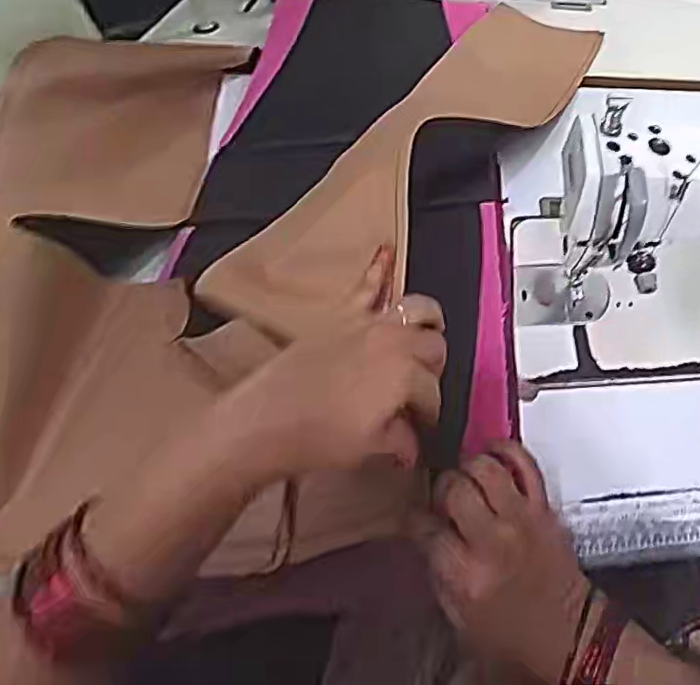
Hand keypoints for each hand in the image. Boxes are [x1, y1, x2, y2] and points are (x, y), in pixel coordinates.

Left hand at [213, 247, 446, 480]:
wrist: (264, 420)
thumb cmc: (318, 438)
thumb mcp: (368, 448)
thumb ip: (400, 441)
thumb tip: (413, 447)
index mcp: (407, 375)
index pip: (434, 392)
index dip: (430, 414)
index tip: (423, 427)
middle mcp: (397, 341)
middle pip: (435, 347)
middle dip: (433, 370)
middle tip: (418, 391)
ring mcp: (372, 323)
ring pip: (420, 309)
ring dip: (428, 322)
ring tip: (428, 333)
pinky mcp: (345, 314)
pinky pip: (368, 285)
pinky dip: (380, 267)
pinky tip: (386, 251)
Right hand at [423, 441, 590, 682]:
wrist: (567, 632)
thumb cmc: (512, 632)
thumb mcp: (460, 618)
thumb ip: (438, 571)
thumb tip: (425, 530)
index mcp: (467, 576)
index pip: (428, 529)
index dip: (417, 518)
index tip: (417, 514)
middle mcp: (494, 541)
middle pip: (455, 489)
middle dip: (442, 487)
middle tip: (443, 494)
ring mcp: (522, 518)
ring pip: (486, 467)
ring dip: (469, 465)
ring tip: (466, 474)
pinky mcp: (544, 506)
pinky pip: (524, 462)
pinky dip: (506, 450)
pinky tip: (493, 453)